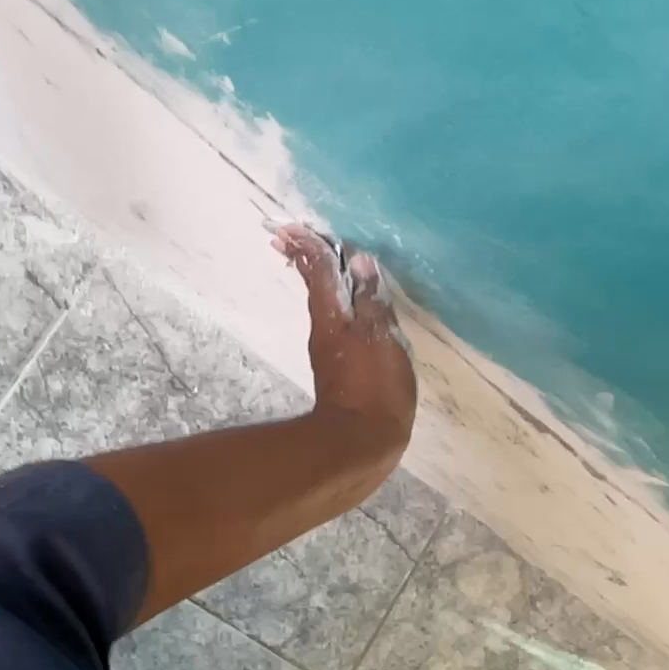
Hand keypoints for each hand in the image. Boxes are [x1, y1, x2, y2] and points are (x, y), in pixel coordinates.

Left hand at [272, 224, 417, 455]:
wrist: (361, 443)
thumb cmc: (374, 388)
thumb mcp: (380, 338)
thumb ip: (370, 300)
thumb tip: (359, 262)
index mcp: (333, 316)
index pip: (317, 270)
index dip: (306, 245)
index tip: (288, 226)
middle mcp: (326, 328)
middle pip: (314, 284)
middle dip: (304, 257)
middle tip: (289, 235)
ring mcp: (331, 349)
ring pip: (324, 301)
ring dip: (318, 277)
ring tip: (321, 257)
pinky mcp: (340, 367)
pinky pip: (336, 319)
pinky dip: (335, 301)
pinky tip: (348, 303)